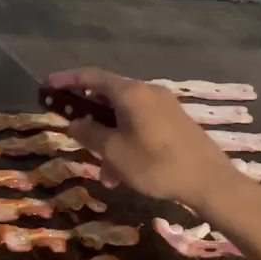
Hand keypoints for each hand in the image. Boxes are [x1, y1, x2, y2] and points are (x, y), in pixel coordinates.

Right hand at [47, 67, 251, 212]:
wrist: (212, 183)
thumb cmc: (157, 164)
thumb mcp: (115, 152)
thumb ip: (89, 134)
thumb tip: (75, 123)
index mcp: (131, 92)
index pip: (91, 76)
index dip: (67, 79)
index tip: (48, 84)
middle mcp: (148, 92)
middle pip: (108, 97)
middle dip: (89, 120)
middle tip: (75, 136)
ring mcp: (164, 106)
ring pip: (124, 117)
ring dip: (109, 139)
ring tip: (105, 173)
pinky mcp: (175, 122)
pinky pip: (140, 124)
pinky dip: (126, 141)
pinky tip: (125, 171)